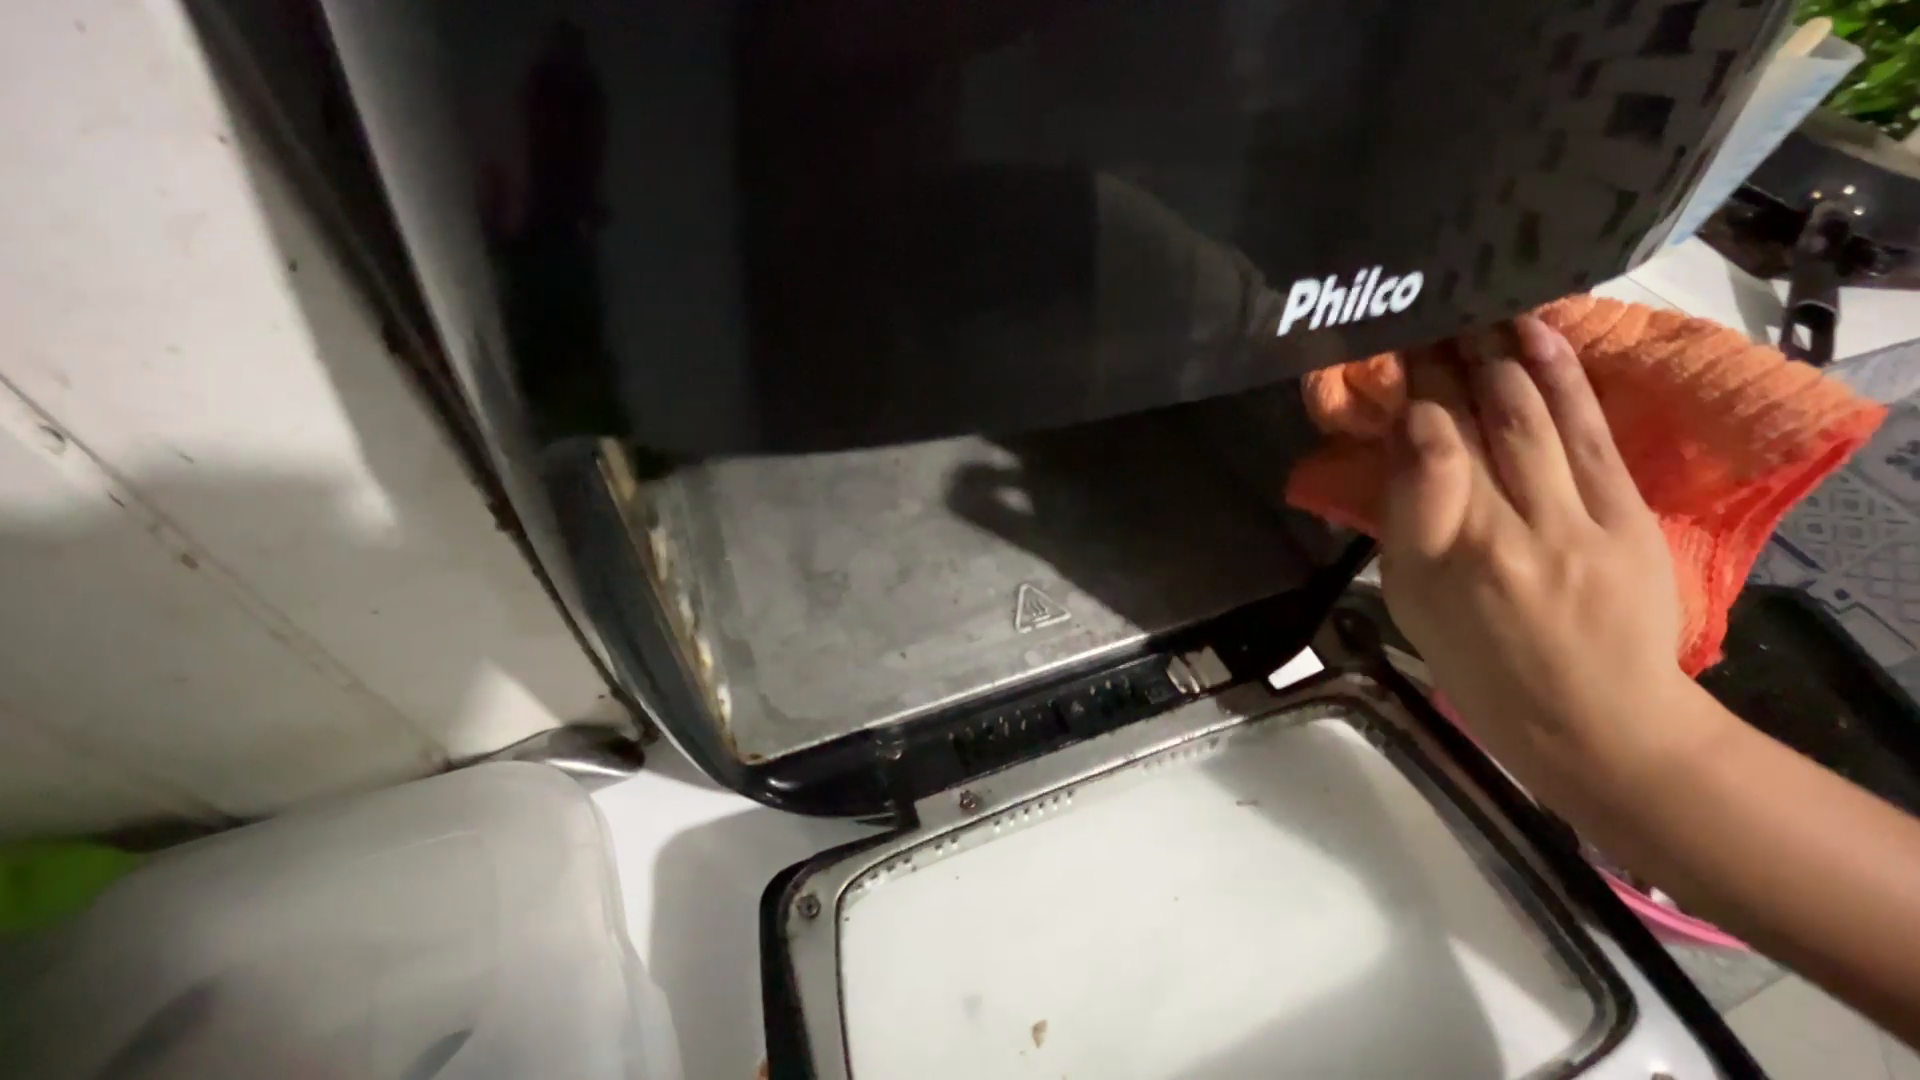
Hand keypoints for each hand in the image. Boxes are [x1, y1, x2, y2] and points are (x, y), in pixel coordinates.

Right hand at [1379, 317, 1728, 811]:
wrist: (1593, 718)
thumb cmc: (1477, 666)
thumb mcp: (1412, 601)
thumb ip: (1403, 522)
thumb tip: (1400, 442)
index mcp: (1434, 564)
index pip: (1423, 456)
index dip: (1411, 396)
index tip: (1394, 358)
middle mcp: (1503, 534)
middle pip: (1475, 425)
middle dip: (1450, 363)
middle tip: (1431, 318)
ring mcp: (1572, 523)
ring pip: (1529, 418)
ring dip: (1502, 356)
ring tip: (1479, 312)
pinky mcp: (1626, 517)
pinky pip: (1587, 433)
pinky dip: (1561, 378)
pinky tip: (1537, 335)